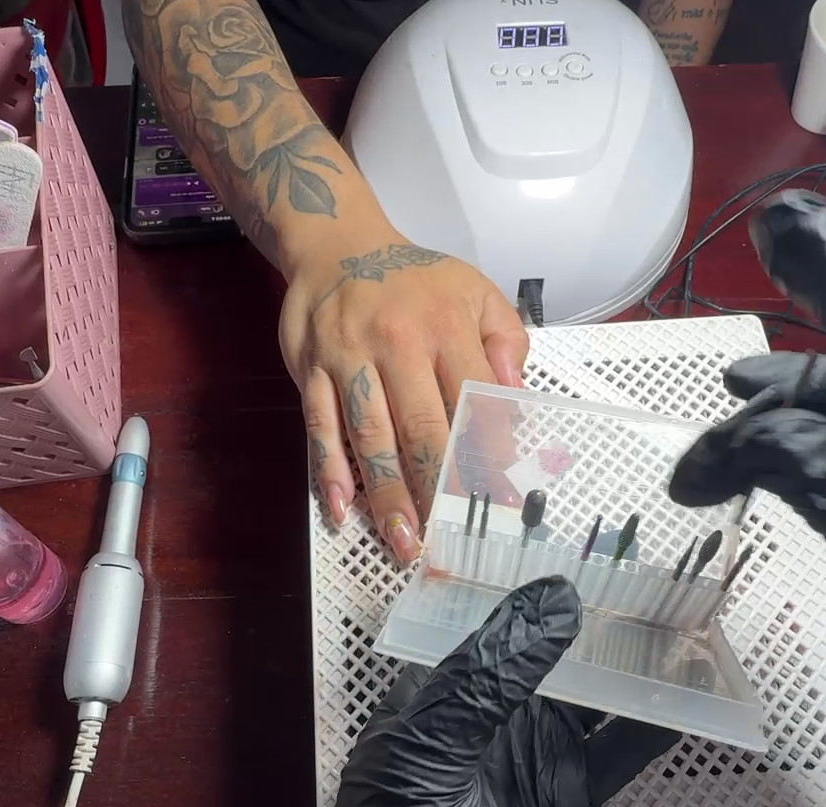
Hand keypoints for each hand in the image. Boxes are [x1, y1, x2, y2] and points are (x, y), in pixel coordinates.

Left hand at [209, 578, 676, 806]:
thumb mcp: (426, 748)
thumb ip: (489, 674)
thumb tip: (556, 597)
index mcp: (446, 686)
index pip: (500, 616)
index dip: (544, 579)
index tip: (600, 539)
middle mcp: (493, 712)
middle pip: (556, 651)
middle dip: (603, 617)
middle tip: (668, 571)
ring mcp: (533, 757)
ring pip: (595, 697)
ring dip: (639, 667)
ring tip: (693, 624)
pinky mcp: (568, 804)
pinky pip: (618, 755)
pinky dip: (656, 728)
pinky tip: (696, 699)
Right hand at [280, 226, 530, 561]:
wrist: (337, 246)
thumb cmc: (413, 279)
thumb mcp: (473, 289)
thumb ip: (504, 337)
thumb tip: (514, 396)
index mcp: (445, 324)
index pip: (472, 398)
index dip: (486, 451)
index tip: (498, 499)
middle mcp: (396, 343)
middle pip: (421, 427)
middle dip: (436, 488)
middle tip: (445, 537)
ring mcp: (347, 358)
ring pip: (370, 436)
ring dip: (387, 493)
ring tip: (402, 541)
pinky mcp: (311, 371)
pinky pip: (320, 427)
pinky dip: (330, 469)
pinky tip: (343, 508)